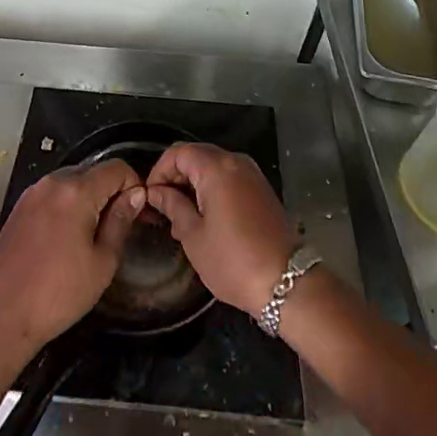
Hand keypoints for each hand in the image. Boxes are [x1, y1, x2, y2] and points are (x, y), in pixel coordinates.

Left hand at [0, 159, 141, 353]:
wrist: (1, 318)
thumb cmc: (58, 294)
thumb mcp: (103, 261)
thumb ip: (121, 222)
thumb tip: (135, 196)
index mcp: (76, 191)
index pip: (117, 168)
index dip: (135, 186)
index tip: (140, 212)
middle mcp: (51, 184)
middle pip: (93, 172)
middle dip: (111, 192)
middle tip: (121, 225)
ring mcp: (30, 195)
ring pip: (71, 183)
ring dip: (89, 199)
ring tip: (94, 235)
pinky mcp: (17, 210)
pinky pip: (52, 196)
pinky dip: (67, 206)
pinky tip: (67, 239)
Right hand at [144, 143, 295, 314]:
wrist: (286, 283)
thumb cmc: (233, 261)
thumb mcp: (193, 235)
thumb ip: (173, 206)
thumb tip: (156, 192)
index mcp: (217, 169)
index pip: (179, 153)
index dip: (159, 171)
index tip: (150, 196)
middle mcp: (237, 163)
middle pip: (197, 156)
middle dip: (175, 177)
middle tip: (162, 208)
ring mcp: (253, 176)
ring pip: (214, 168)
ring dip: (193, 185)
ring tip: (181, 219)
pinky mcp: (262, 191)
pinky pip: (230, 179)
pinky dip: (212, 191)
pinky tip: (204, 219)